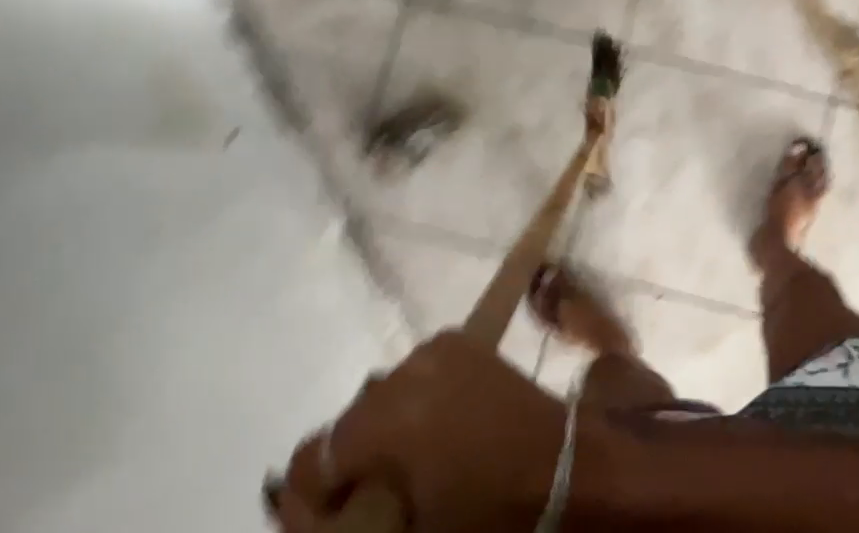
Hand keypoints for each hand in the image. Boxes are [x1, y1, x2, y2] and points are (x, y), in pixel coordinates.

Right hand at [268, 332, 569, 532]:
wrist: (567, 471)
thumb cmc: (486, 510)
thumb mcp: (404, 530)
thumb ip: (334, 522)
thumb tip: (290, 505)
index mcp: (382, 421)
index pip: (310, 458)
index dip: (311, 500)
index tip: (335, 520)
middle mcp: (402, 373)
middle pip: (348, 422)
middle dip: (353, 461)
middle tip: (379, 495)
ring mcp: (436, 351)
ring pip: (382, 395)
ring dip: (386, 428)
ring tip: (415, 461)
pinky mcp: (463, 344)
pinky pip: (416, 374)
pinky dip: (416, 399)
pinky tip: (438, 429)